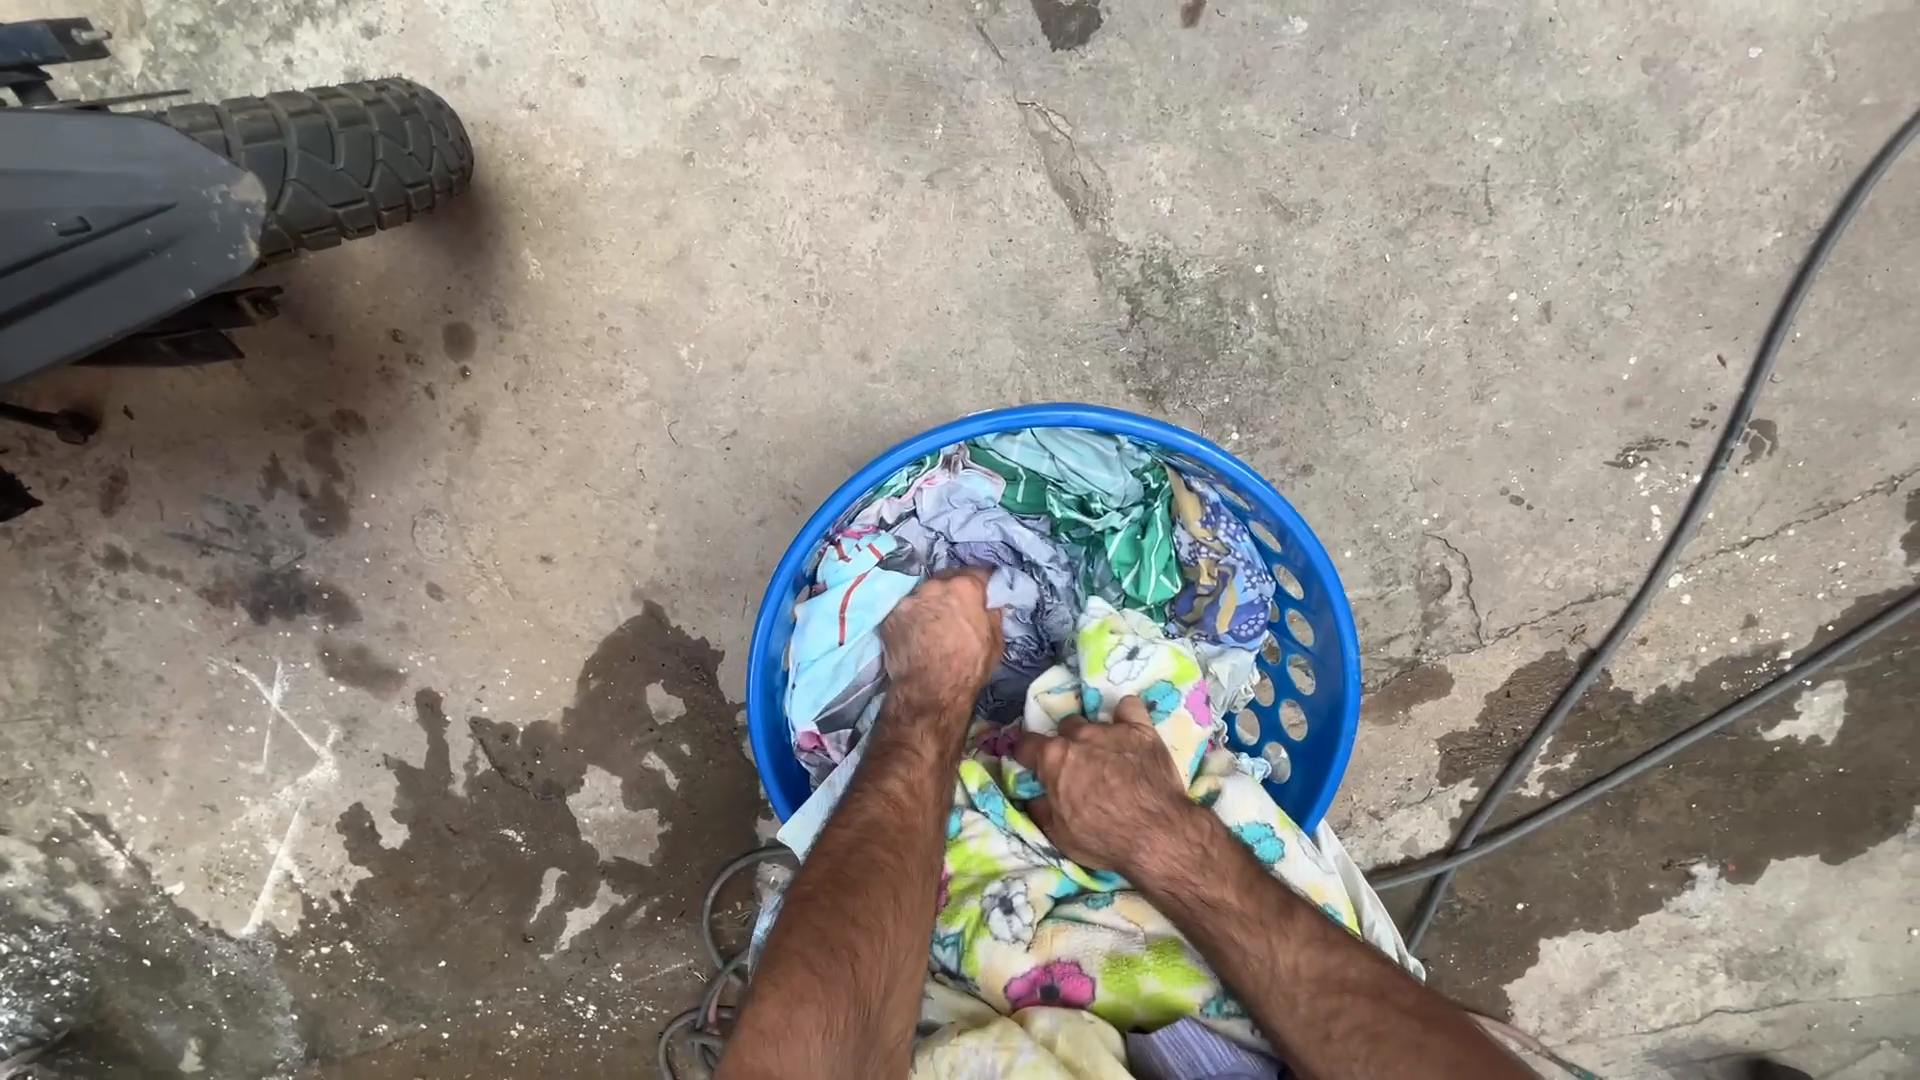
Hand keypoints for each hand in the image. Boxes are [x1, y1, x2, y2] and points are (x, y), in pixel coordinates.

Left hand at [879, 569, 1001, 716]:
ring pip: (922, 595)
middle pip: (946, 580)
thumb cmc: (969, 667)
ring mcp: (909, 600)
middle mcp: (935, 586)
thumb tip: (991, 604)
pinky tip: (913, 634)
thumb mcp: (996, 641)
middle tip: (955, 609)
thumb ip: (993, 615)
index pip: (978, 573)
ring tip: (931, 624)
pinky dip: (910, 619)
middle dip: (952, 591)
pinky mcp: (890, 616)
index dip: (982, 584)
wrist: (930, 690)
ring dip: (928, 604)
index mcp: (965, 588)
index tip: (983, 593)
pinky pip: (904, 611)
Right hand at [1013, 696, 1211, 878]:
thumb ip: (1041, 810)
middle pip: (1063, 728)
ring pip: (1093, 720)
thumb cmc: (1105, 838)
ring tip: (1106, 754)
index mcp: (1053, 758)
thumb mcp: (1060, 836)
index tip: (1031, 764)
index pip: (1025, 743)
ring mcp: (1110, 729)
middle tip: (1077, 766)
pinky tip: (1129, 728)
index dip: (1026, 754)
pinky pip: (1129, 707)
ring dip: (1094, 735)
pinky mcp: (1141, 729)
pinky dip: (1126, 715)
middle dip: (1066, 744)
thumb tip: (1033, 797)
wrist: (1157, 832)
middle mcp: (1078, 736)